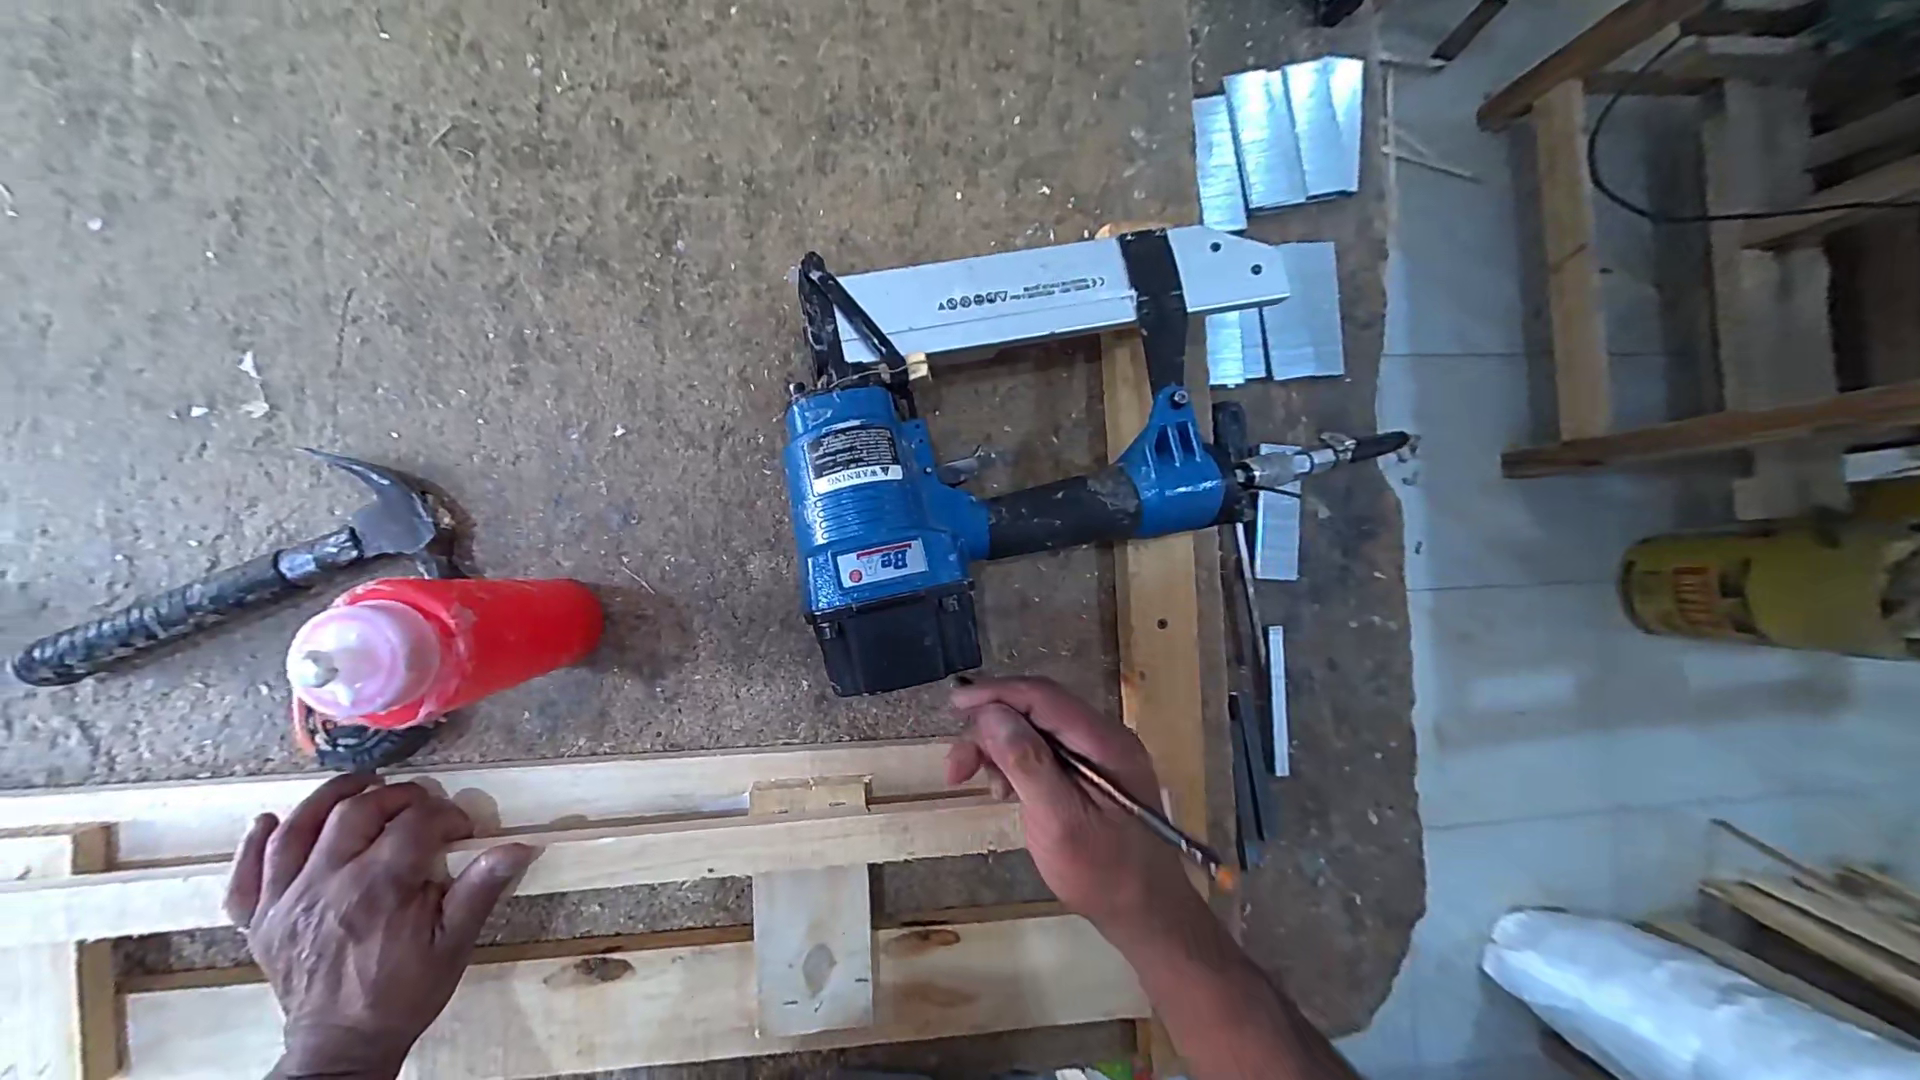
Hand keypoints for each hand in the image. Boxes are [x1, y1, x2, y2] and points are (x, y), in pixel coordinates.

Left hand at [225, 773, 536, 1079]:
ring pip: (297, 830)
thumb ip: (483, 887)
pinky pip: (244, 877)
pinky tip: (270, 822)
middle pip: (356, 811)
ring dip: (329, 797)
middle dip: (397, 795)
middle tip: (424, 803)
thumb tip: (521, 845)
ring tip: (361, 782)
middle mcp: (324, 885)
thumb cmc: (408, 989)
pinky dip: (253, 845)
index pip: (415, 822)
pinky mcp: (258, 922)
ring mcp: (283, 903)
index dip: (447, 815)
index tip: (463, 829)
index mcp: (378, 888)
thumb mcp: (457, 939)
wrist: (341, 1046)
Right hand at [945, 676, 1204, 936]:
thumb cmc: (1104, 874)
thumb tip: (991, 715)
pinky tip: (1003, 790)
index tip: (955, 704)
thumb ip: (1028, 764)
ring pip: (1032, 728)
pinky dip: (1013, 763)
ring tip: (979, 784)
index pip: (1042, 696)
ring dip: (998, 748)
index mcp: (1104, 741)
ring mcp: (1094, 752)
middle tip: (957, 767)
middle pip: (1034, 709)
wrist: (1145, 914)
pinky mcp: (1085, 770)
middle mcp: (1100, 736)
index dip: (995, 694)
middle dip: (990, 728)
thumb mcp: (1061, 823)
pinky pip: (1041, 749)